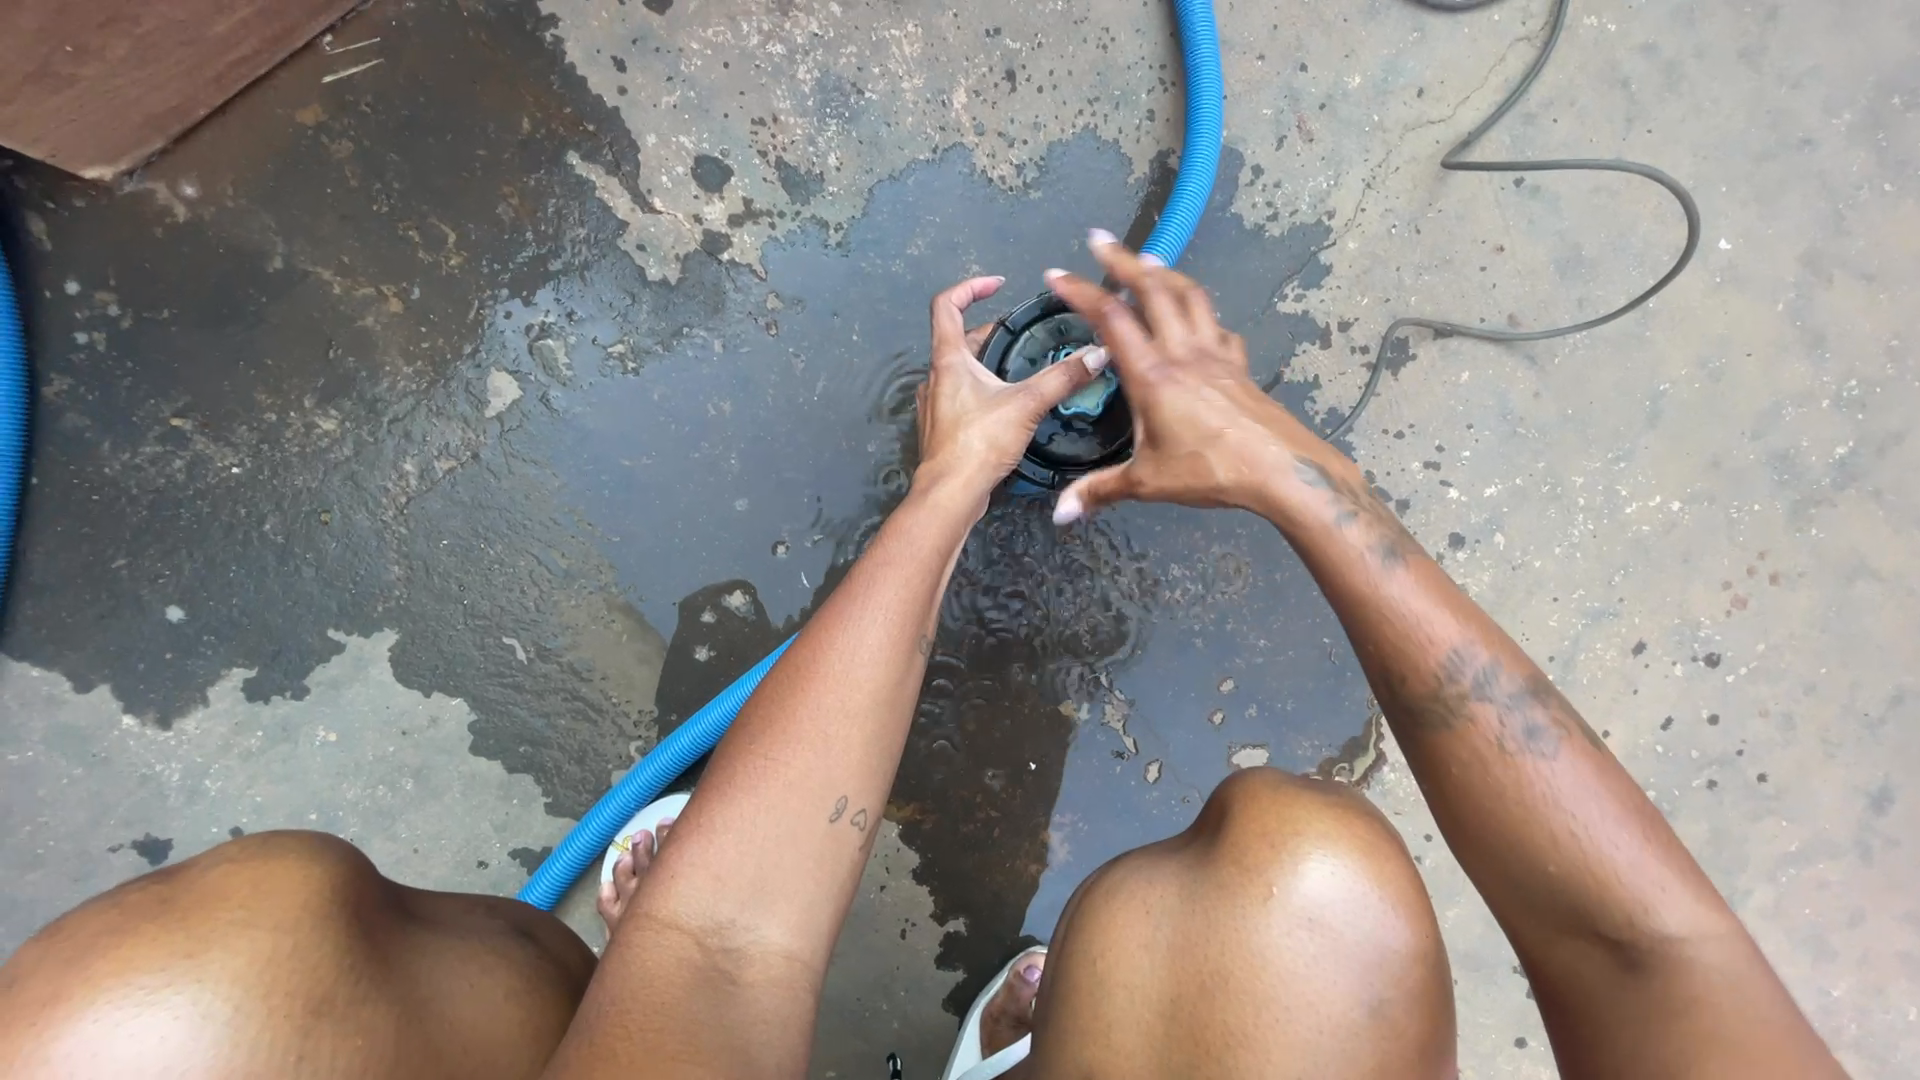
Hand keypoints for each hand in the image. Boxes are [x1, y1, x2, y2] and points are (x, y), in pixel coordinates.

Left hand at [915, 275, 1109, 505]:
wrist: (950, 494)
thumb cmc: (979, 443)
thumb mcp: (1026, 404)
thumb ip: (1062, 378)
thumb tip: (1097, 354)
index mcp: (948, 360)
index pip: (946, 305)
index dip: (970, 288)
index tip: (997, 285)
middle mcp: (935, 377)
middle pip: (956, 340)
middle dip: (988, 332)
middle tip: (1018, 333)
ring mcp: (935, 405)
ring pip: (958, 371)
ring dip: (984, 363)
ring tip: (1016, 368)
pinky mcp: (942, 430)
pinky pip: (960, 398)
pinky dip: (980, 391)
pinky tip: (1004, 406)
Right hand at [1042, 231, 1346, 522]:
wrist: (1283, 471)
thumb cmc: (1210, 472)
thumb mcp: (1147, 483)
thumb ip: (1099, 492)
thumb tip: (1059, 515)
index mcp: (1152, 375)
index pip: (1112, 318)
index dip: (1082, 291)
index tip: (1057, 273)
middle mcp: (1183, 353)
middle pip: (1154, 289)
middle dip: (1124, 260)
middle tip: (1100, 241)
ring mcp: (1216, 355)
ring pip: (1190, 296)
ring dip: (1165, 274)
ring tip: (1147, 261)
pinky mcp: (1239, 366)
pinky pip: (1217, 327)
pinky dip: (1200, 313)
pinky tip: (1197, 321)